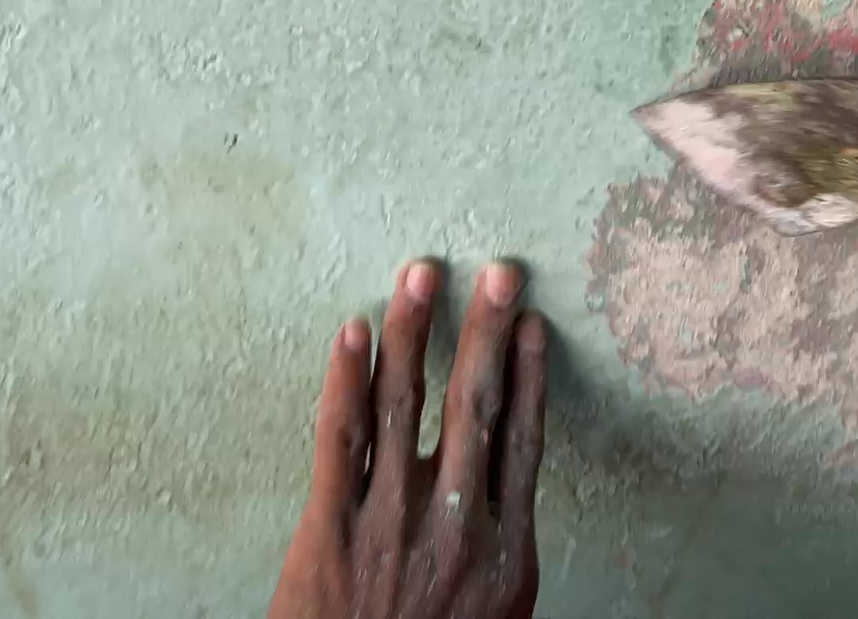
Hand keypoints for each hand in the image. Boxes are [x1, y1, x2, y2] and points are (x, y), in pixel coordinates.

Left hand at [268, 262, 545, 618]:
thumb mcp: (496, 613)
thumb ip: (504, 542)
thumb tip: (514, 468)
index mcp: (502, 549)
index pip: (524, 438)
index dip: (529, 374)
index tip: (531, 324)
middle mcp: (452, 524)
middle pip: (476, 405)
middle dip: (487, 330)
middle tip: (498, 273)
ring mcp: (387, 522)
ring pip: (404, 403)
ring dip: (414, 331)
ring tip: (421, 275)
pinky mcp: (326, 528)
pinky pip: (339, 437)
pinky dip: (345, 377)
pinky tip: (353, 330)